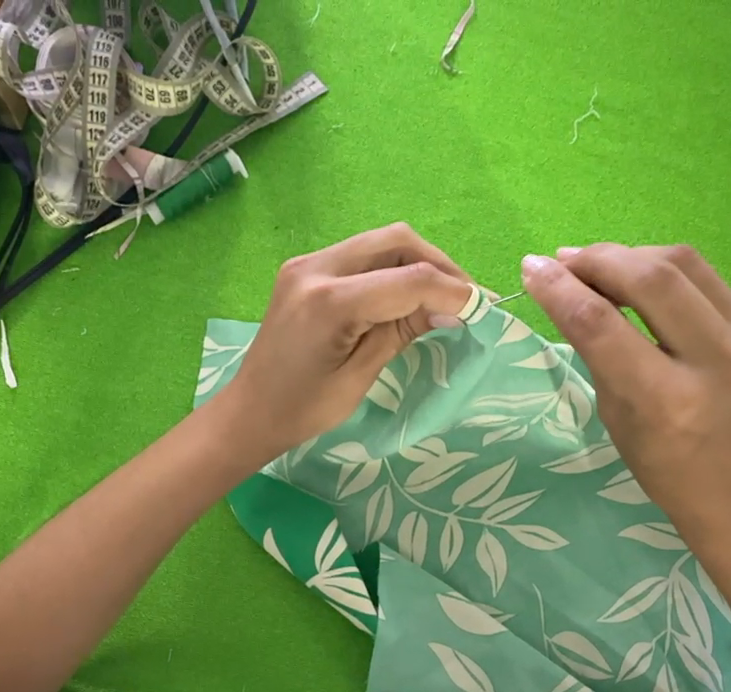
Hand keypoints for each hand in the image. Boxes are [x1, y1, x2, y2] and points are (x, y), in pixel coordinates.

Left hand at [216, 223, 475, 456]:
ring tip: (440, 298)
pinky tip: (404, 297)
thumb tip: (451, 307)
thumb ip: (402, 331)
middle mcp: (316, 268)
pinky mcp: (304, 269)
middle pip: (397, 240)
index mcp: (330, 302)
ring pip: (380, 242)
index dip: (451, 291)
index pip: (409, 279)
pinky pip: (360, 255)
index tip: (480, 310)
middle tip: (463, 299)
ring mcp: (307, 263)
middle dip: (438, 265)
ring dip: (416, 264)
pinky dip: (390, 269)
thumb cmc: (303, 410)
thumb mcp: (359, 376)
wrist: (250, 411)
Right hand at [521, 244, 730, 535]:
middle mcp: (716, 363)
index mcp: (667, 402)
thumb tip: (572, 297)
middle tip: (564, 260)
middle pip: (652, 278)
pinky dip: (665, 274)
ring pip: (685, 265)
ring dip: (632, 255)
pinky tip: (642, 283)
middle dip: (599, 259)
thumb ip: (600, 357)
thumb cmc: (667, 471)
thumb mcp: (618, 420)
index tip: (532, 268)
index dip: (561, 291)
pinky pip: (707, 282)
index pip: (603, 327)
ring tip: (597, 263)